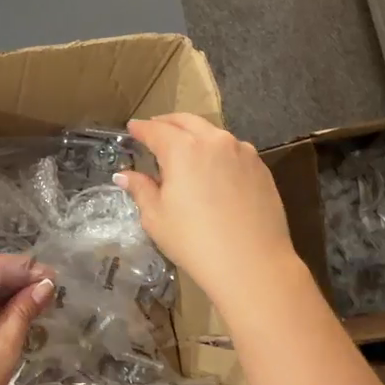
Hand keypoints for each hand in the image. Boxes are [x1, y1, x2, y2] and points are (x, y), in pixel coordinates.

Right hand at [119, 114, 303, 314]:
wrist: (251, 262)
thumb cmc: (194, 241)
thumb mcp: (156, 217)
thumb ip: (141, 189)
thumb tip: (124, 175)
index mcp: (183, 149)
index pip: (156, 130)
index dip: (141, 129)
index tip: (132, 128)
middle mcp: (214, 141)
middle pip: (187, 122)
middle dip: (168, 123)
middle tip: (155, 130)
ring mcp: (242, 152)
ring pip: (213, 134)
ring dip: (195, 135)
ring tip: (184, 149)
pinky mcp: (260, 168)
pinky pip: (233, 150)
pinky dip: (217, 152)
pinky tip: (212, 170)